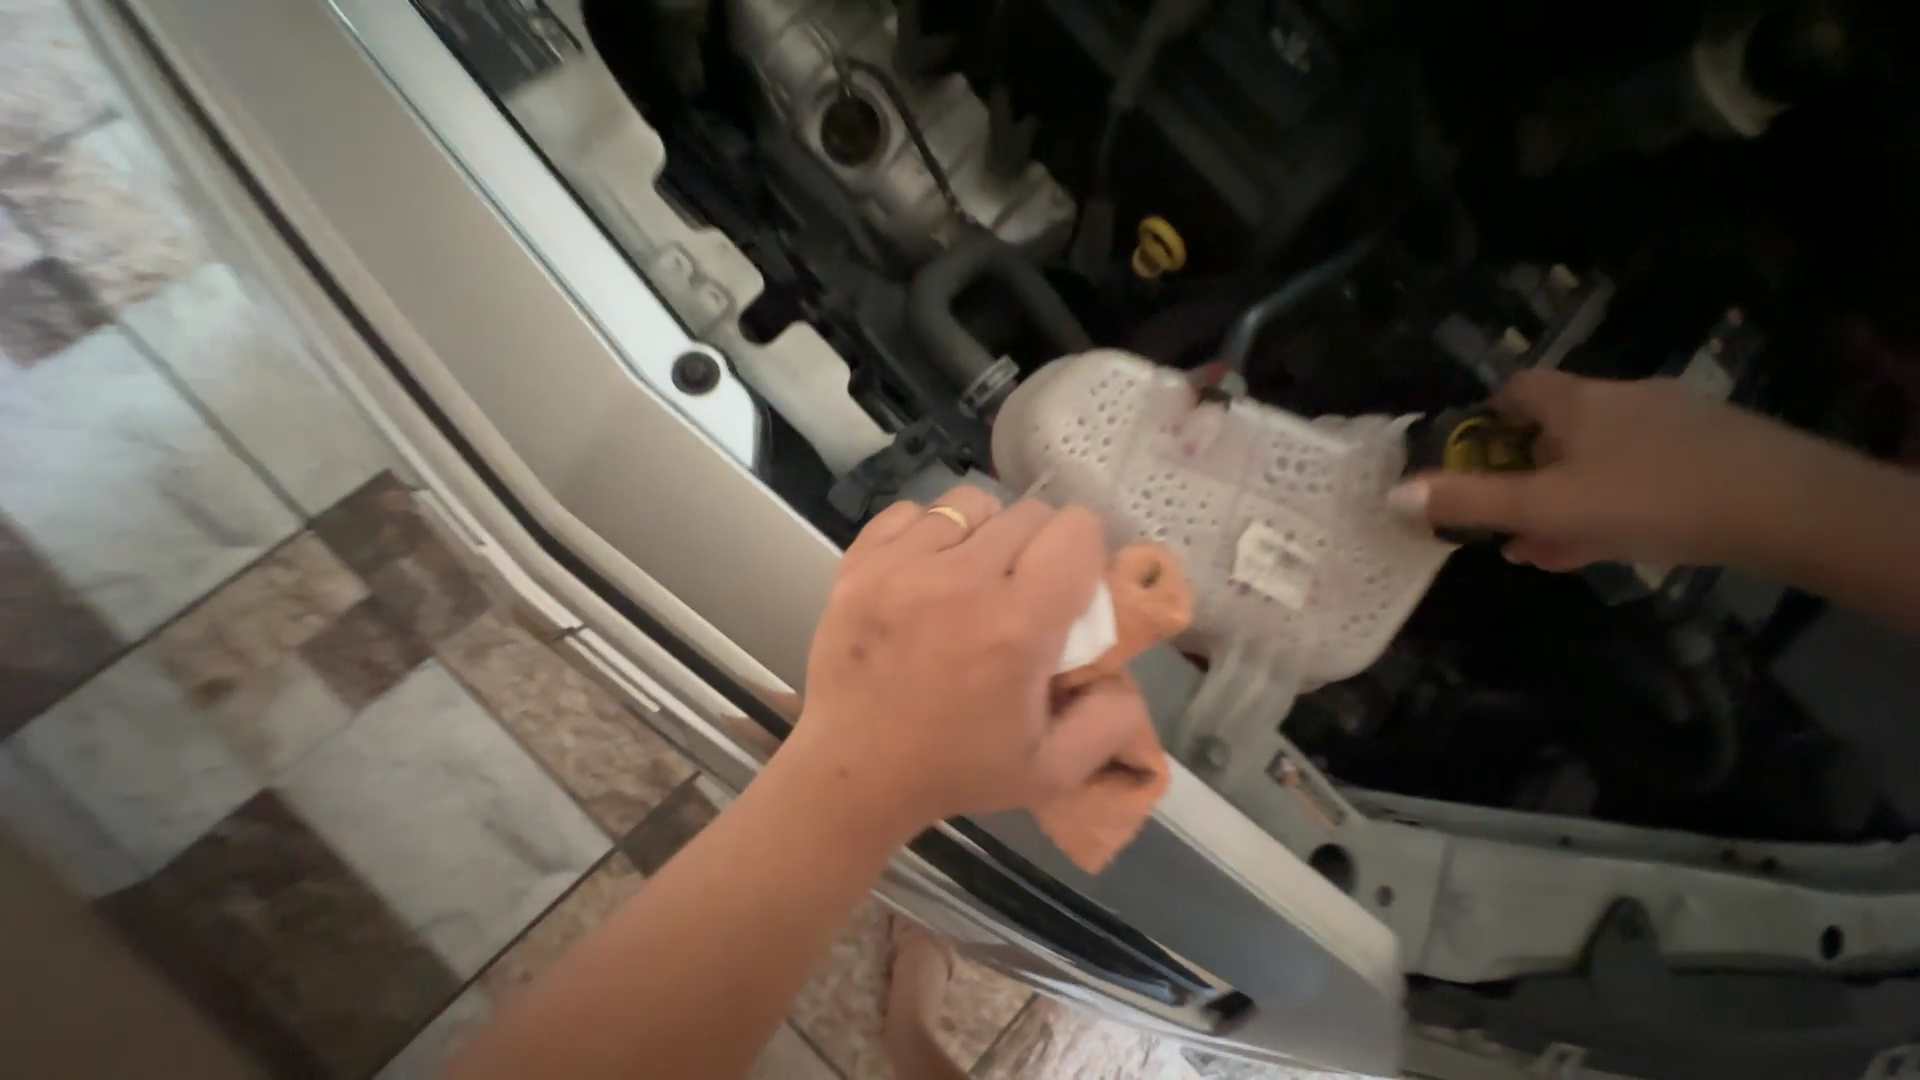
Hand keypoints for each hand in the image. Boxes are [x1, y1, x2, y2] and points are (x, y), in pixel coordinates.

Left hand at [787, 488, 1148, 834]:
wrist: (853, 772)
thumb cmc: (956, 770)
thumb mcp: (1053, 771)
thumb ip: (1111, 720)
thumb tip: (1120, 666)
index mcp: (1016, 626)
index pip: (1075, 530)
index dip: (1084, 552)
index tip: (1070, 587)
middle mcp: (960, 581)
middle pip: (1028, 513)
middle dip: (1039, 548)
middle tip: (1022, 593)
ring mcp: (902, 566)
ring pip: (971, 505)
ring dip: (985, 534)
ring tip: (973, 577)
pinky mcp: (860, 563)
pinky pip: (913, 512)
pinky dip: (929, 532)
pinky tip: (927, 572)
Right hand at [1389, 370, 1834, 570]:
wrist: (1795, 511)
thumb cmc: (1648, 498)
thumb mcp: (1542, 508)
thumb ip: (1467, 503)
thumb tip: (1393, 495)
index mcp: (1578, 402)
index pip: (1517, 388)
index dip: (1486, 418)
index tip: (1472, 458)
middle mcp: (1624, 400)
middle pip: (1554, 430)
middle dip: (1523, 476)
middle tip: (1508, 520)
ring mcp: (1676, 424)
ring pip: (1598, 460)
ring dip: (1565, 498)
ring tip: (1550, 547)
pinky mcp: (1715, 452)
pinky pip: (1642, 473)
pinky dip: (1613, 503)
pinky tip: (1608, 545)